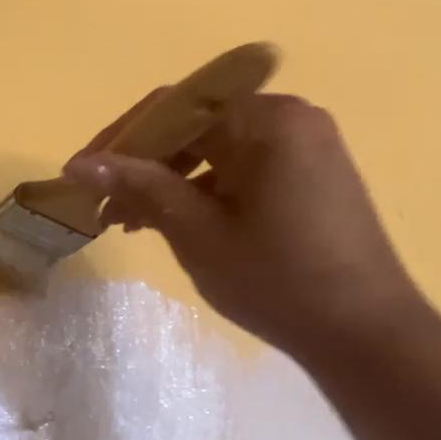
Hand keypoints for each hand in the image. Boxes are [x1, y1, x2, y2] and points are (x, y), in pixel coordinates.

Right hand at [63, 92, 431, 360]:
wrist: (362, 330)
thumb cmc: (274, 279)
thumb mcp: (196, 232)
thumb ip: (139, 188)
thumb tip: (78, 164)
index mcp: (266, 121)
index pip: (173, 110)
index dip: (119, 142)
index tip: (80, 179)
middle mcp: (289, 119)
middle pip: (194, 124)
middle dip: (141, 164)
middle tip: (102, 207)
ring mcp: (304, 146)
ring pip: (214, 149)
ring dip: (167, 181)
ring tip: (130, 225)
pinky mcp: (308, 175)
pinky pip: (240, 167)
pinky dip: (202, 190)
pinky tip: (174, 225)